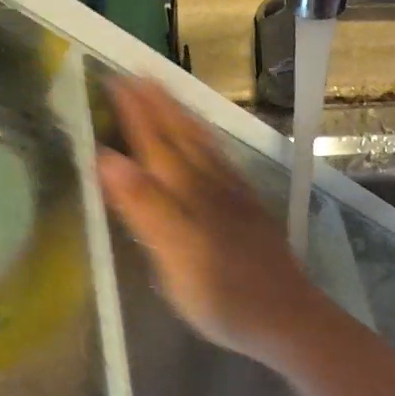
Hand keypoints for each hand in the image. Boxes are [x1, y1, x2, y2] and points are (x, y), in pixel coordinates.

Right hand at [97, 77, 340, 361]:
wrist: (287, 320)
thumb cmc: (224, 298)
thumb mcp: (175, 257)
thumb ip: (145, 208)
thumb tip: (107, 158)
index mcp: (188, 196)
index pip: (156, 146)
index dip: (135, 116)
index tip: (114, 80)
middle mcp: (213, 190)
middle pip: (183, 140)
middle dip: (160, 109)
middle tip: (140, 75)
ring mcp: (238, 203)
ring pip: (208, 150)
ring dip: (186, 122)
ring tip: (172, 99)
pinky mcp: (255, 219)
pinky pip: (229, 169)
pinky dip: (214, 150)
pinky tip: (213, 151)